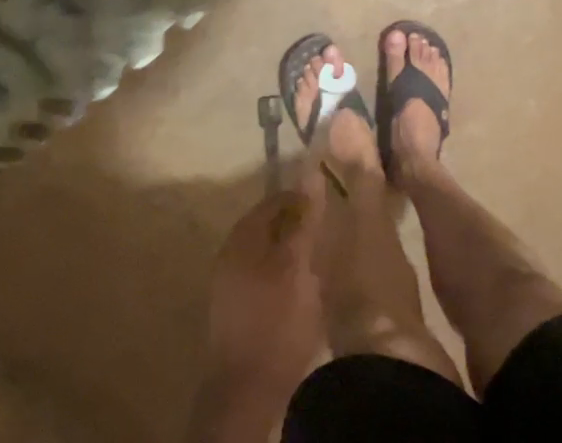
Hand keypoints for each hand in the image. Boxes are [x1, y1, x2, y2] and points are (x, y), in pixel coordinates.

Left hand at [195, 171, 326, 433]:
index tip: (333, 203)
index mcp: (242, 238)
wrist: (247, 388)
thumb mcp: (298, 266)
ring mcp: (229, 283)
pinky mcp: (235, 309)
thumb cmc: (276, 320)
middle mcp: (229, 254)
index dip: (303, 198)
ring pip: (265, 252)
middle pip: (267, 226)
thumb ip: (305, 221)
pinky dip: (283, 273)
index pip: (274, 201)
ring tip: (322, 258)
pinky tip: (304, 287)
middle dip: (297, 224)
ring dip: (291, 250)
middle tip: (331, 231)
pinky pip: (262, 276)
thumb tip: (310, 172)